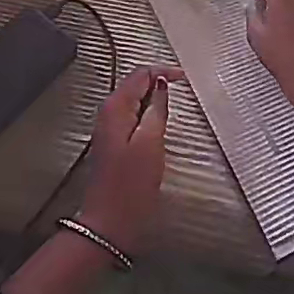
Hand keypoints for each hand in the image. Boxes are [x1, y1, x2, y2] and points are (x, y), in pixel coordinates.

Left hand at [76, 66, 179, 251]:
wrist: (110, 222)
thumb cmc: (131, 184)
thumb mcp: (150, 144)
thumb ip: (156, 110)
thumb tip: (161, 83)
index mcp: (115, 107)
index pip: (139, 74)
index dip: (162, 71)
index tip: (185, 77)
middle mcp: (108, 111)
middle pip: (135, 83)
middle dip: (158, 80)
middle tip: (184, 86)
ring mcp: (109, 126)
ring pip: (134, 99)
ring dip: (154, 96)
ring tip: (176, 100)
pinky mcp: (114, 140)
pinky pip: (133, 115)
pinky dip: (148, 111)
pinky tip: (161, 119)